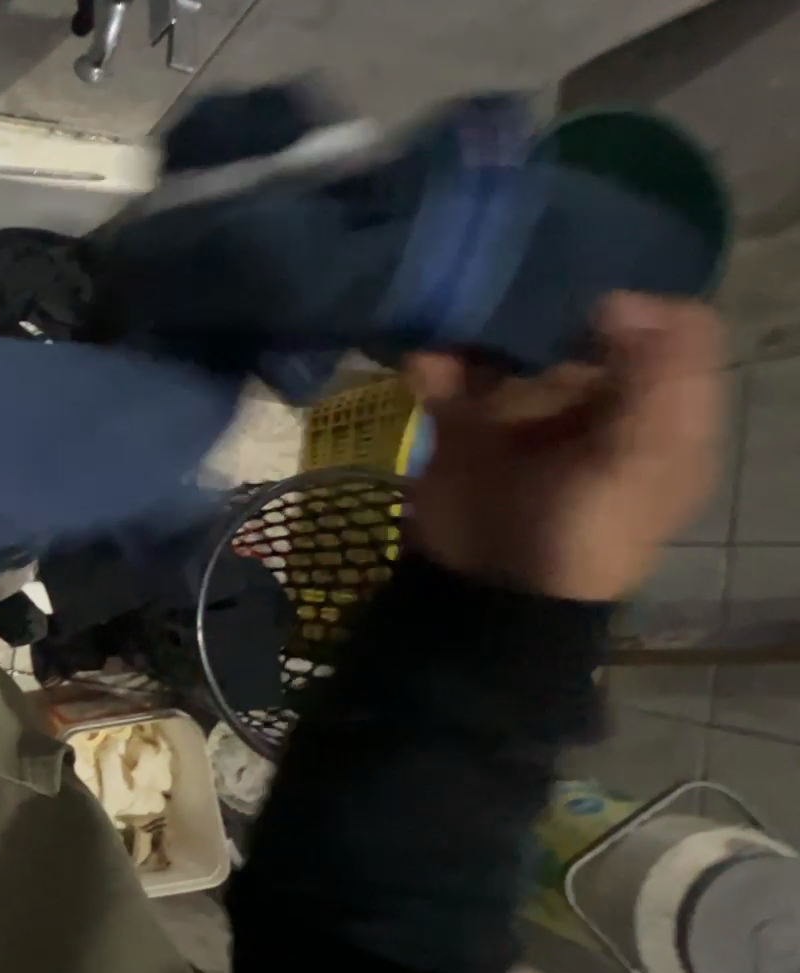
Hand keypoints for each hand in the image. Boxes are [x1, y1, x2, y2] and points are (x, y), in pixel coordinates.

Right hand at [404, 293, 724, 601]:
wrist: (487, 585)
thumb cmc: (582, 528)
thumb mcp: (645, 459)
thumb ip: (655, 378)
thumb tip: (618, 299)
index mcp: (650, 402)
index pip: (653, 328)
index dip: (625, 303)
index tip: (580, 287)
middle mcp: (587, 396)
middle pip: (567, 329)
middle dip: (536, 305)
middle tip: (502, 284)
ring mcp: (519, 411)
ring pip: (500, 348)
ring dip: (475, 330)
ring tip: (451, 315)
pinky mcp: (460, 425)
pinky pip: (445, 381)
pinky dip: (431, 364)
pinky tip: (421, 359)